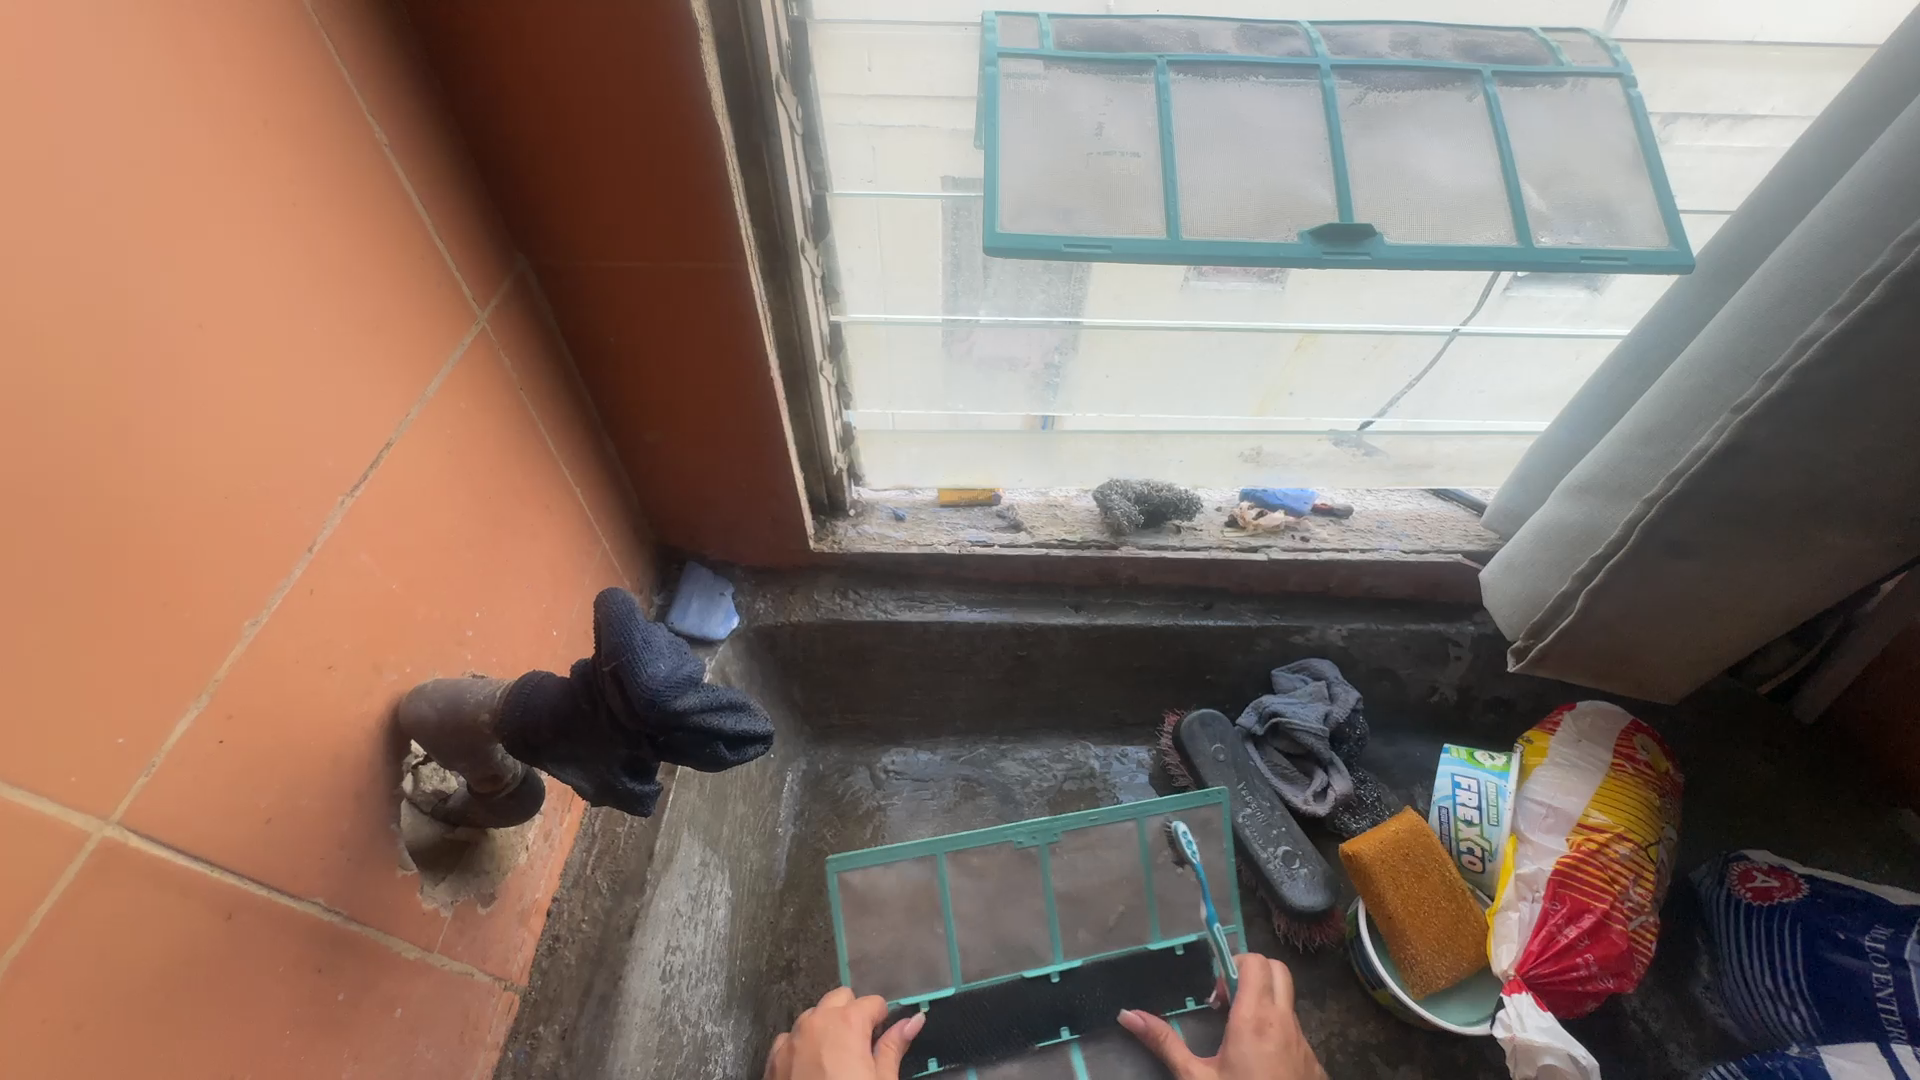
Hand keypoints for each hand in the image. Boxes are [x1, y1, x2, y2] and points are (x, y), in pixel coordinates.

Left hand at [764, 986, 924, 1079]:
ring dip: (826, 1026)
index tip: (881, 1039)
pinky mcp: (774, 1058)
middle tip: (860, 1046)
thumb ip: (894, 1046)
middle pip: (841, 998)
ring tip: (834, 1058)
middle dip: (852, 1014)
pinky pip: (790, 1038)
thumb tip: (914, 1019)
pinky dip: (802, 1045)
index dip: (881, 1020)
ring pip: (814, 1014)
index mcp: (848, 1021)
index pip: (873, 1003)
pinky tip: (809, 1069)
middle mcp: (818, 1020)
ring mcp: (793, 1038)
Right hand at [1118, 954, 1327, 1079]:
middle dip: (1252, 973)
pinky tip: (1261, 1066)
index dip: (1232, 965)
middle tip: (1229, 1002)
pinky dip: (1279, 1034)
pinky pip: (1297, 1034)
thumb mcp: (1196, 1078)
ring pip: (1287, 1002)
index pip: (1254, 961)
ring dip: (1265, 1004)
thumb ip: (1163, 1043)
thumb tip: (1127, 1014)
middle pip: (1277, 969)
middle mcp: (1284, 1023)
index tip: (1216, 995)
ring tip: (1240, 1037)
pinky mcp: (1316, 1067)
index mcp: (1254, 1019)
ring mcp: (1305, 1045)